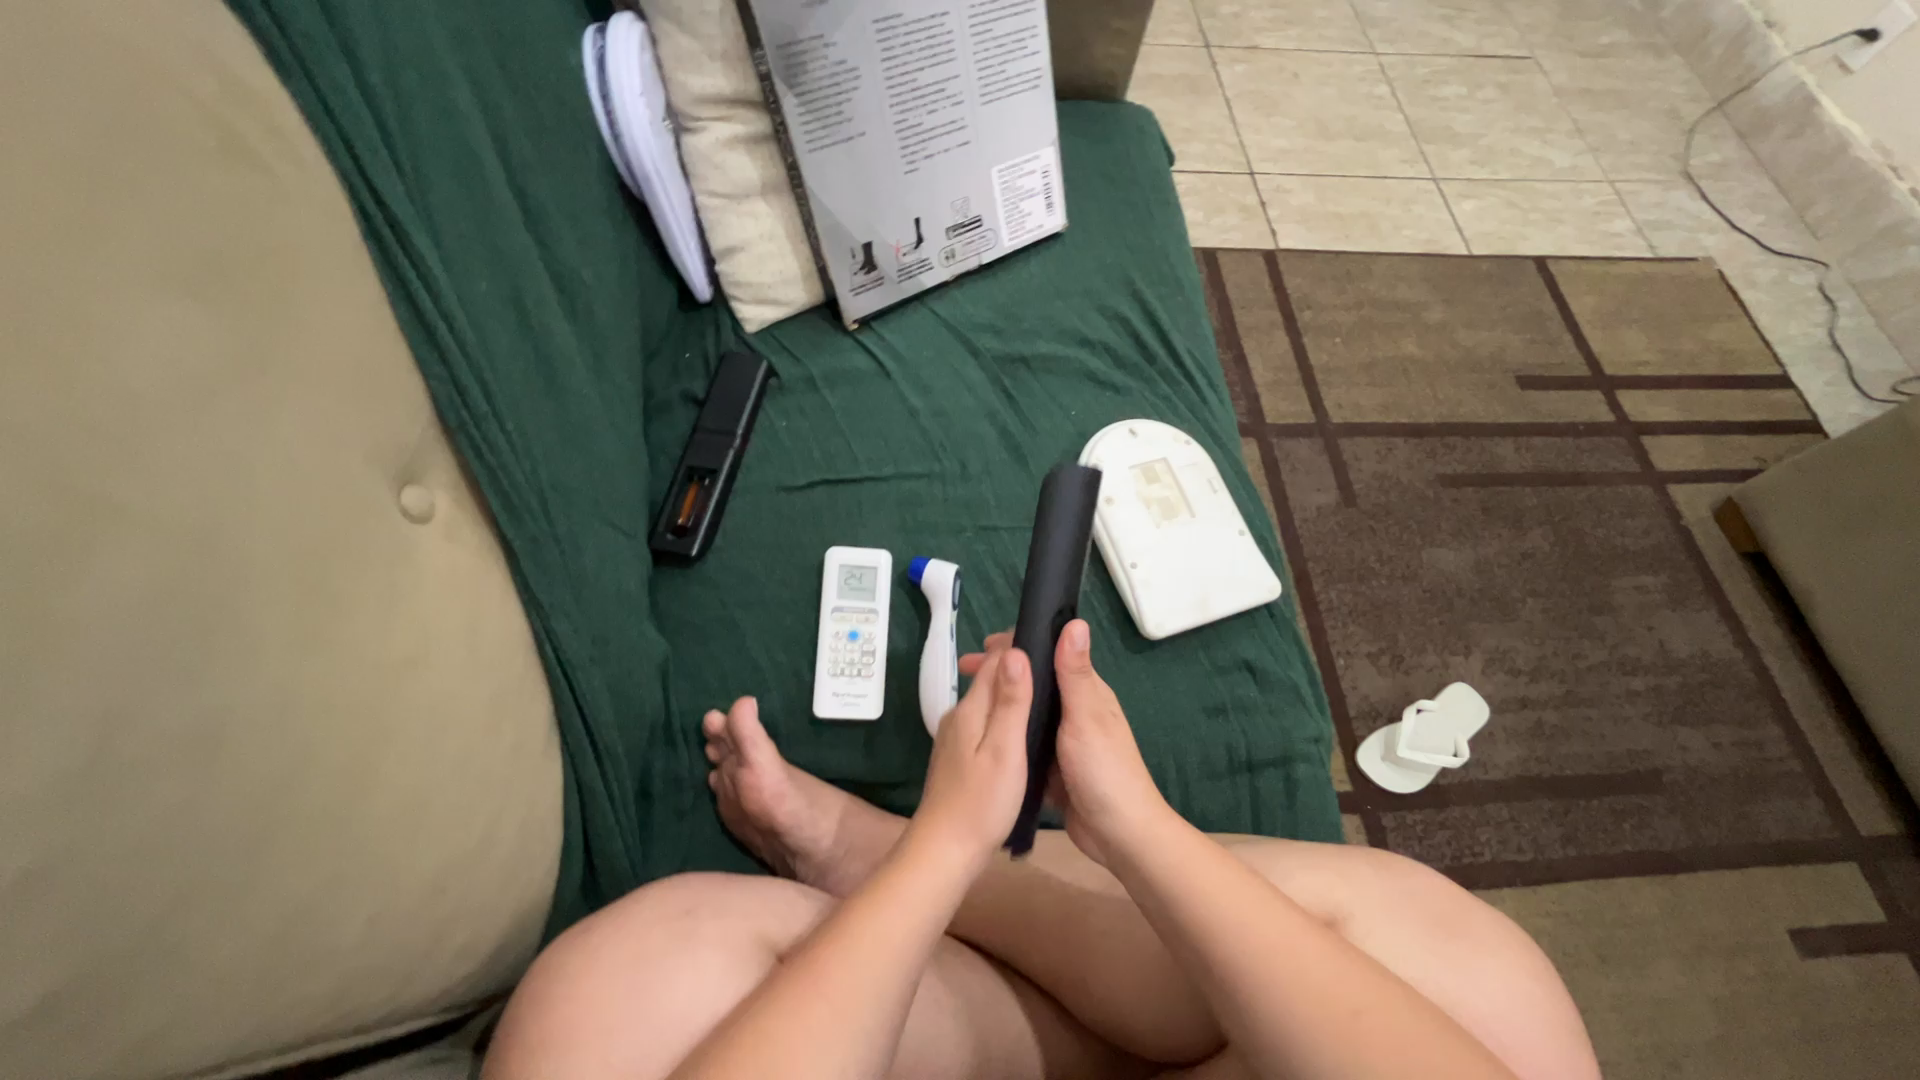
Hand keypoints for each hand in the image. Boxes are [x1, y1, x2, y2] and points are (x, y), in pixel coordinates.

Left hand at [911, 645, 1032, 869]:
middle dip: (1017, 667)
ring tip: (1044, 694)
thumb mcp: (1005, 750)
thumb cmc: (982, 801)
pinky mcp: (957, 756)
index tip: (1050, 641)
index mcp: (971, 709)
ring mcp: (954, 736)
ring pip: (986, 701)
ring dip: (1010, 692)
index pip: (995, 661)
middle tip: (1053, 668)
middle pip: (989, 679)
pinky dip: (1002, 716)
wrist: (945, 849)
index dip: (1020, 646)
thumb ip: (1011, 701)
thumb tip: (1014, 651)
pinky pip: (983, 722)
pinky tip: (1020, 729)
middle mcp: (958, 715)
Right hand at [960, 622, 1171, 866]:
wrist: (1118, 835)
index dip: (1019, 646)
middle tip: (963, 672)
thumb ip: (1075, 674)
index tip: (983, 646)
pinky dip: (1005, 736)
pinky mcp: (1052, 768)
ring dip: (1000, 703)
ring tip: (965, 701)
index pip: (1050, 655)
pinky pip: (1024, 744)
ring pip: (1026, 713)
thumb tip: (1074, 622)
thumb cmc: (1105, 771)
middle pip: (1034, 683)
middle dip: (1001, 674)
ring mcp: (1062, 741)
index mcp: (1087, 693)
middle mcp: (1074, 711)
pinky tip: (980, 739)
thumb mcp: (1086, 718)